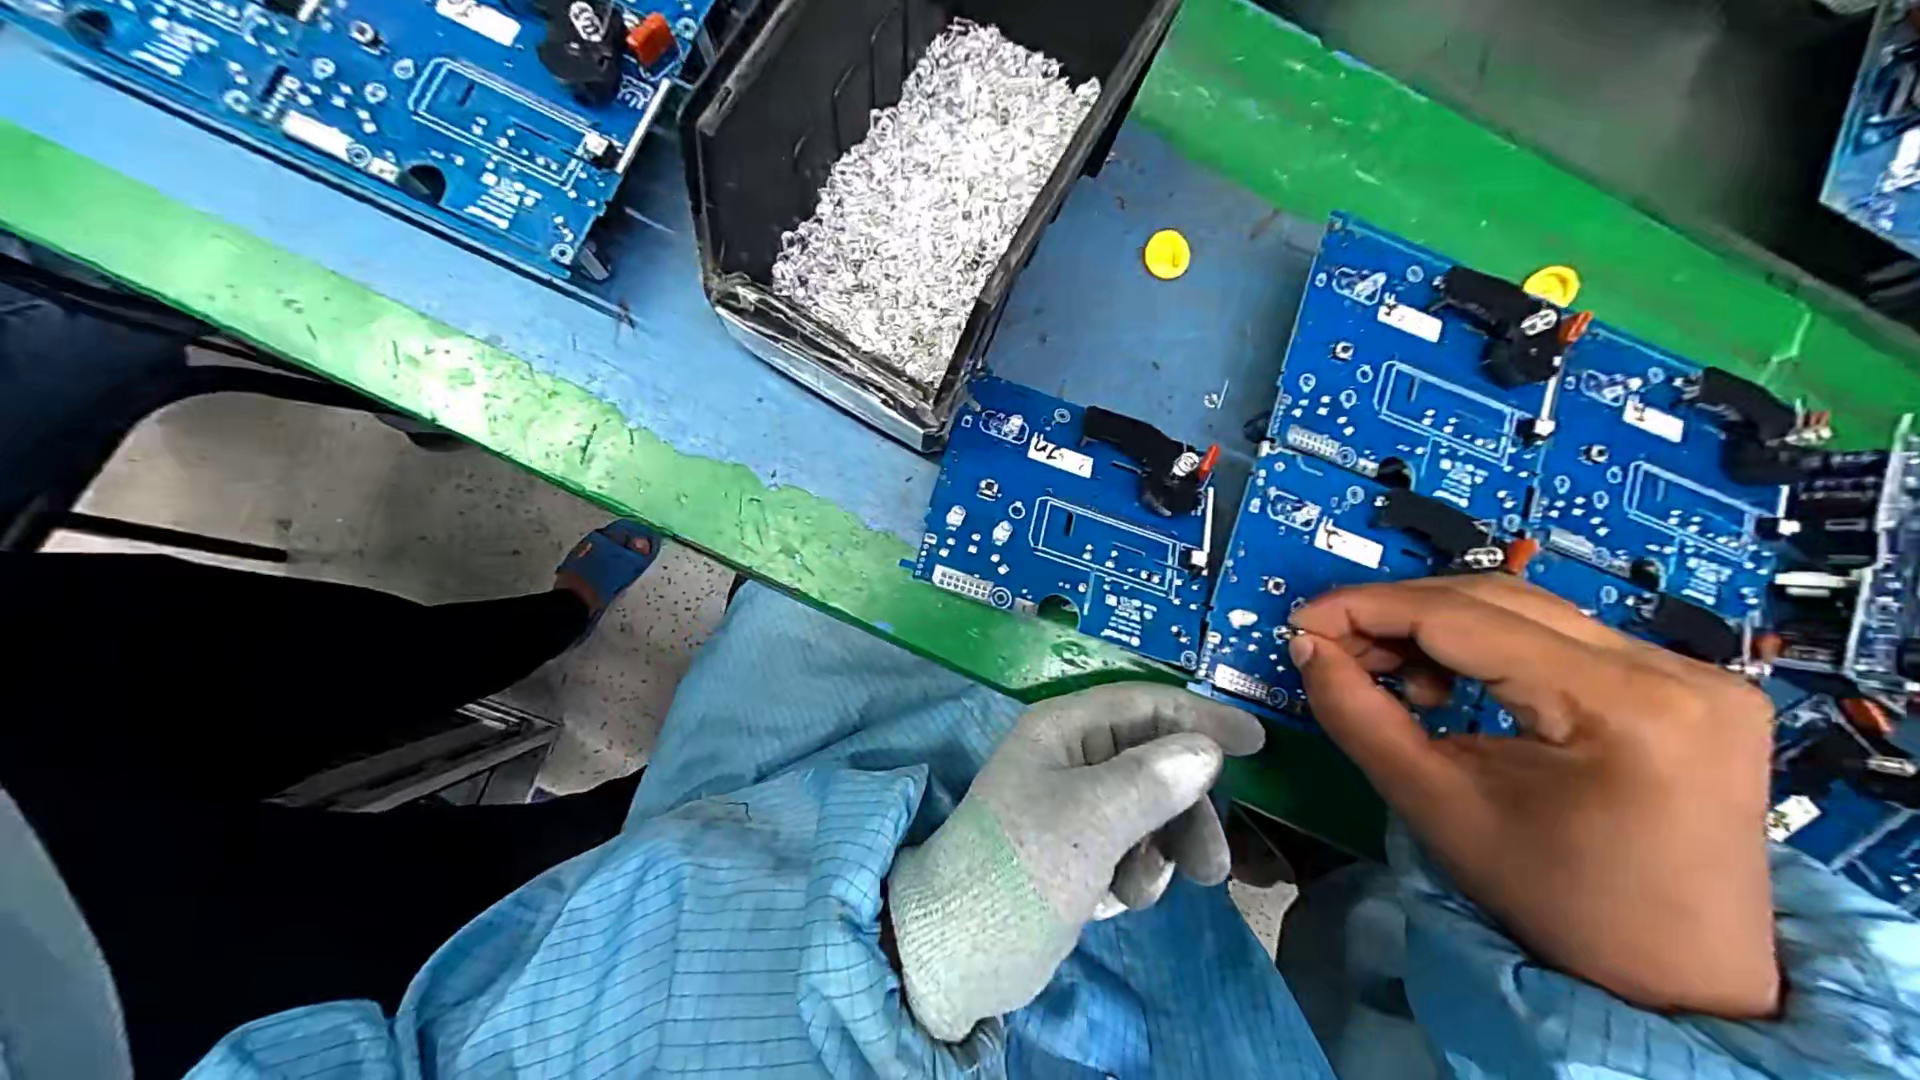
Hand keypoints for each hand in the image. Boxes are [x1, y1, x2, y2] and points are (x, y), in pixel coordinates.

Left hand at [886, 684, 1265, 1040]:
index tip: (1258, 743)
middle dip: (1186, 810)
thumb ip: (1152, 780)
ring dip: (1160, 849)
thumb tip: (1207, 750)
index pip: (1143, 704)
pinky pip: (1132, 846)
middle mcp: (1069, 758)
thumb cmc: (1021, 870)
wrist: (961, 953)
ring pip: (1150, 809)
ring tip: (1141, 888)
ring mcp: (1074, 806)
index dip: (1199, 718)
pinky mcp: (1079, 850)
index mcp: (1062, 730)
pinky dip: (1136, 871)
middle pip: (1154, 762)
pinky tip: (1116, 898)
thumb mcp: (1091, 818)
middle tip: (1212, 865)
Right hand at [1288, 575, 1779, 1017]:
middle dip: (1392, 614)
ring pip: (1516, 608)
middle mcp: (1672, 668)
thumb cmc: (1549, 897)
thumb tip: (1307, 646)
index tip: (1301, 621)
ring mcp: (1687, 670)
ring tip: (1385, 672)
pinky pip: (1547, 633)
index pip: (1462, 617)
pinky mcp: (1677, 680)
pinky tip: (1442, 682)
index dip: (1365, 608)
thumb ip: (1355, 713)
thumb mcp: (1431, 802)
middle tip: (1331, 645)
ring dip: (1429, 625)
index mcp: (1624, 704)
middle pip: (1491, 599)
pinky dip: (1473, 644)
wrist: (1673, 973)